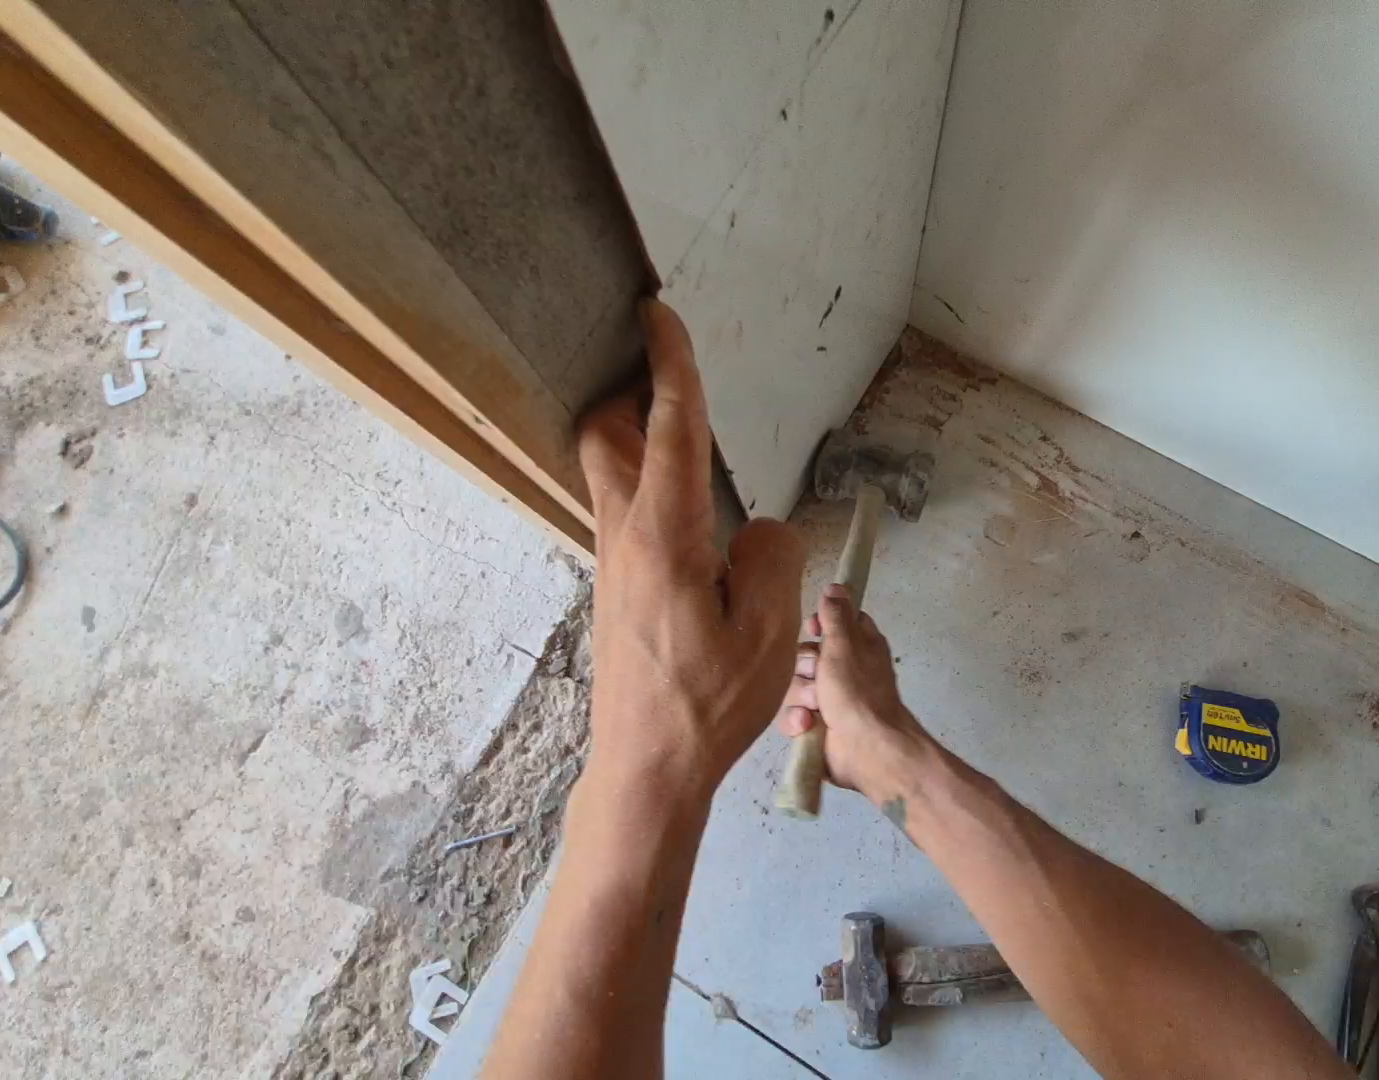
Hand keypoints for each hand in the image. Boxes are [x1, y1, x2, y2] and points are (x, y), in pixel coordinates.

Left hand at [578, 300, 805, 804]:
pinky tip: (685, 511)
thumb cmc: (709, 702)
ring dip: (635, 435)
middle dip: (629, 391)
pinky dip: (644, 480)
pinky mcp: (615, 586)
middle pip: (605, 436)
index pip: (668, 428)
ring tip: (682, 435)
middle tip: (667, 378)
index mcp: (666, 536)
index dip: (670, 366)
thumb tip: (757, 530)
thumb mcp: (768, 630)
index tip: (659, 314)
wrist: (647, 764)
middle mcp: (625, 536)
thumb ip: (772, 556)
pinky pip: (622, 508)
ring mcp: (612, 562)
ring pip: (608, 472)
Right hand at [776, 584, 934, 803]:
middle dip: (806, 667)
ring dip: (802, 696)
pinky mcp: (815, 725)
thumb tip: (835, 585)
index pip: (835, 622)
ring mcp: (829, 699)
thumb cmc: (858, 692)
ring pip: (794, 684)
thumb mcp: (844, 646)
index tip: (814, 629)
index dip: (820, 624)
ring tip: (816, 708)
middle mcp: (844, 669)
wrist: (866, 749)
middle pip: (806, 654)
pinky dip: (798, 720)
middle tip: (819, 676)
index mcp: (860, 646)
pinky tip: (808, 725)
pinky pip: (793, 713)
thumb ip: (836, 616)